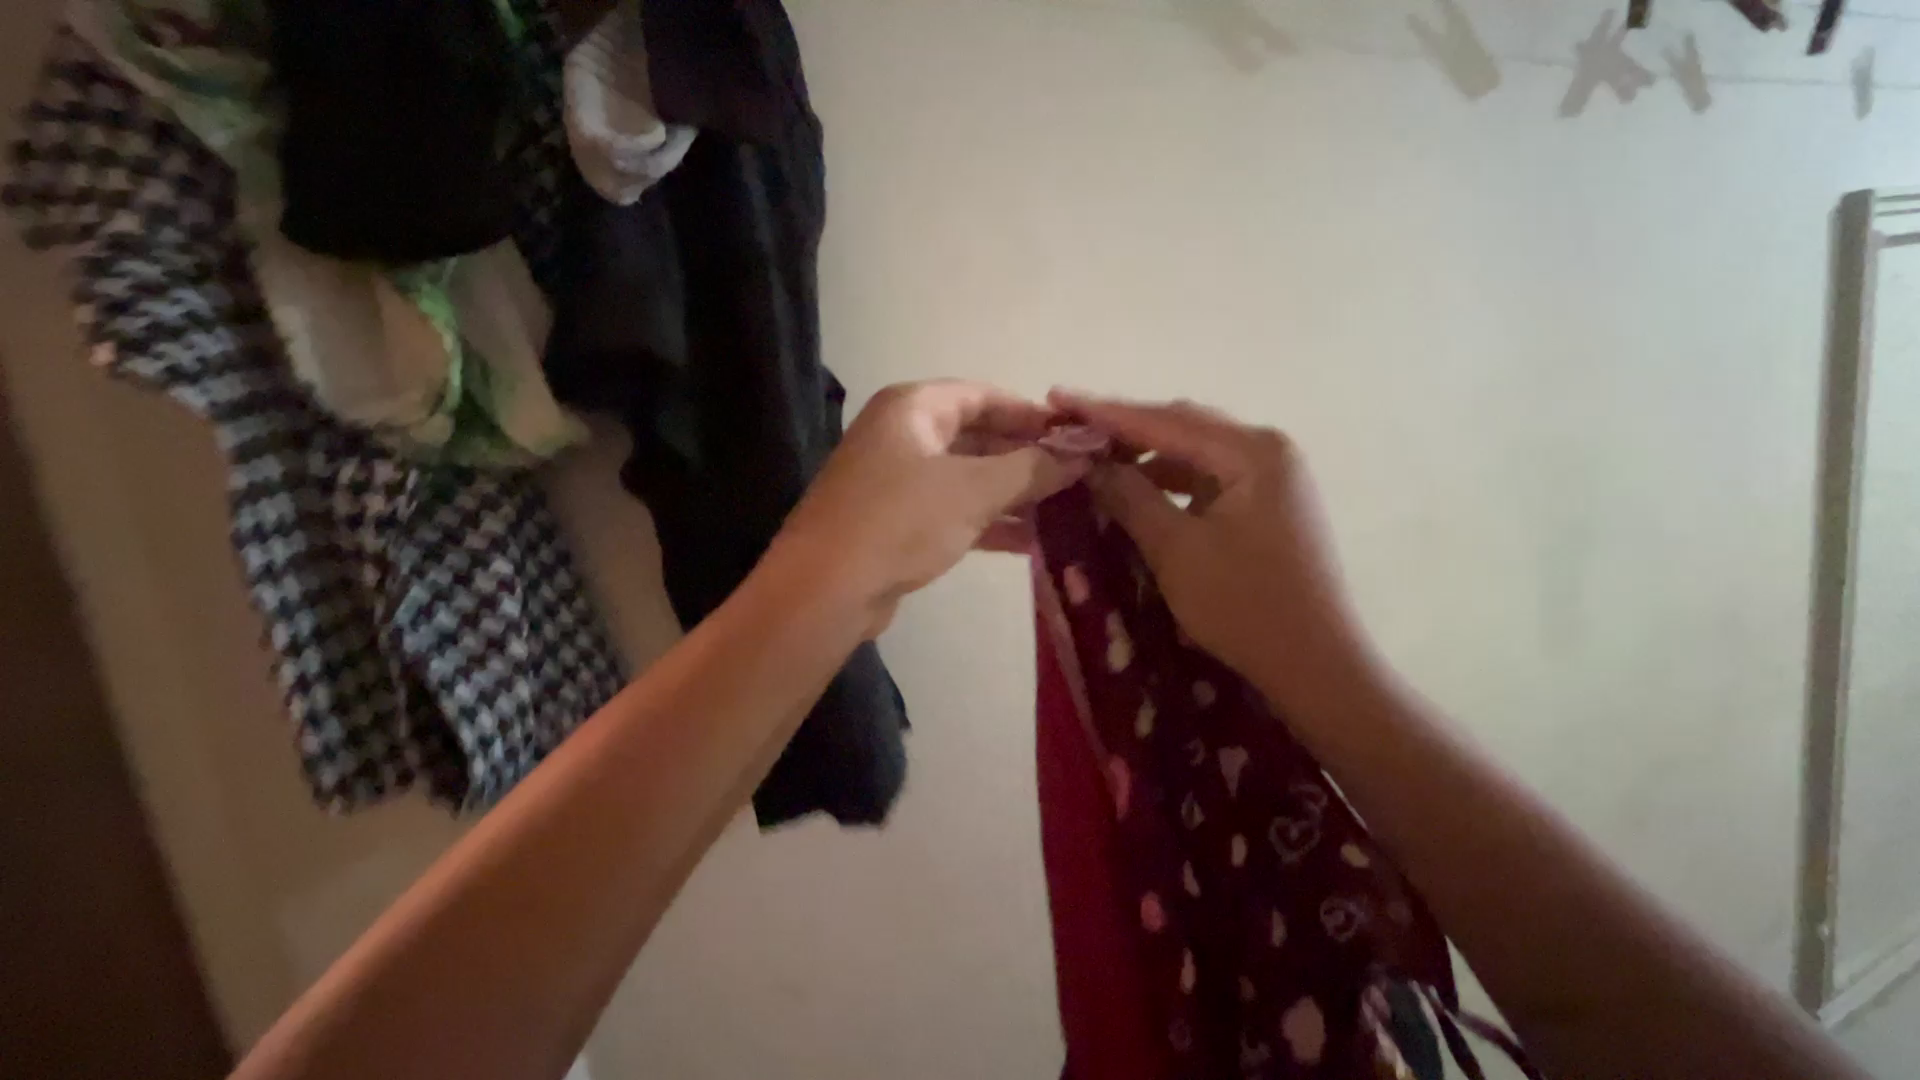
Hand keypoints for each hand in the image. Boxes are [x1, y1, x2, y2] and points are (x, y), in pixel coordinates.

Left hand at [771, 380, 1088, 637]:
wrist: (826, 590)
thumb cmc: (901, 521)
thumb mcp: (974, 490)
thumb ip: (1032, 468)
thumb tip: (1083, 453)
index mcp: (913, 407)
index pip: (985, 396)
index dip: (1033, 414)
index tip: (1077, 437)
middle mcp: (902, 435)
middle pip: (977, 437)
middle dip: (1027, 458)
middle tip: (1078, 478)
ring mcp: (895, 481)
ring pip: (967, 478)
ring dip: (1013, 494)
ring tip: (1067, 511)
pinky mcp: (895, 523)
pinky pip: (952, 511)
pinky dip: (988, 522)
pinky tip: (1033, 542)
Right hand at [1049, 389, 1375, 714]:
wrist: (1315, 665)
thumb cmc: (1244, 605)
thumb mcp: (1176, 550)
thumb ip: (1130, 497)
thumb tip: (1091, 463)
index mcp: (1252, 452)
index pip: (1165, 420)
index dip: (1105, 412)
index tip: (1057, 398)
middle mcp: (1268, 450)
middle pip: (1183, 426)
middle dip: (1125, 429)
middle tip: (1072, 430)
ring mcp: (1273, 476)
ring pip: (1195, 453)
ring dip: (1147, 458)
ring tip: (1096, 463)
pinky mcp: (1268, 504)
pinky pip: (1209, 478)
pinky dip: (1171, 482)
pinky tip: (1137, 493)